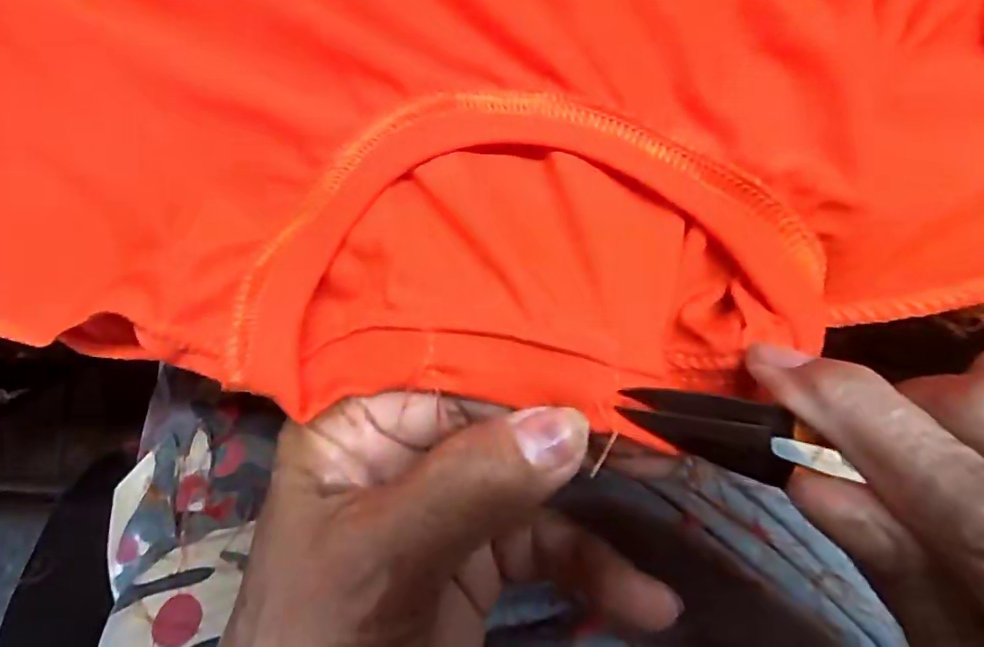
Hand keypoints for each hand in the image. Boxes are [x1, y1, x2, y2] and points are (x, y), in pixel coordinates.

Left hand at [221, 392, 681, 645]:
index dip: (518, 365)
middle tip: (648, 425)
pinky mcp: (475, 554)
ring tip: (664, 485)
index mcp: (355, 420)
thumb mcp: (382, 558)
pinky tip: (643, 600)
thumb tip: (565, 421)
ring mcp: (442, 498)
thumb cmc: (318, 639)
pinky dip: (591, 567)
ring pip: (528, 475)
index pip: (443, 369)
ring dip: (595, 497)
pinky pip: (542, 542)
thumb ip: (467, 487)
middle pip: (495, 416)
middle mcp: (400, 445)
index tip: (595, 364)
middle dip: (569, 426)